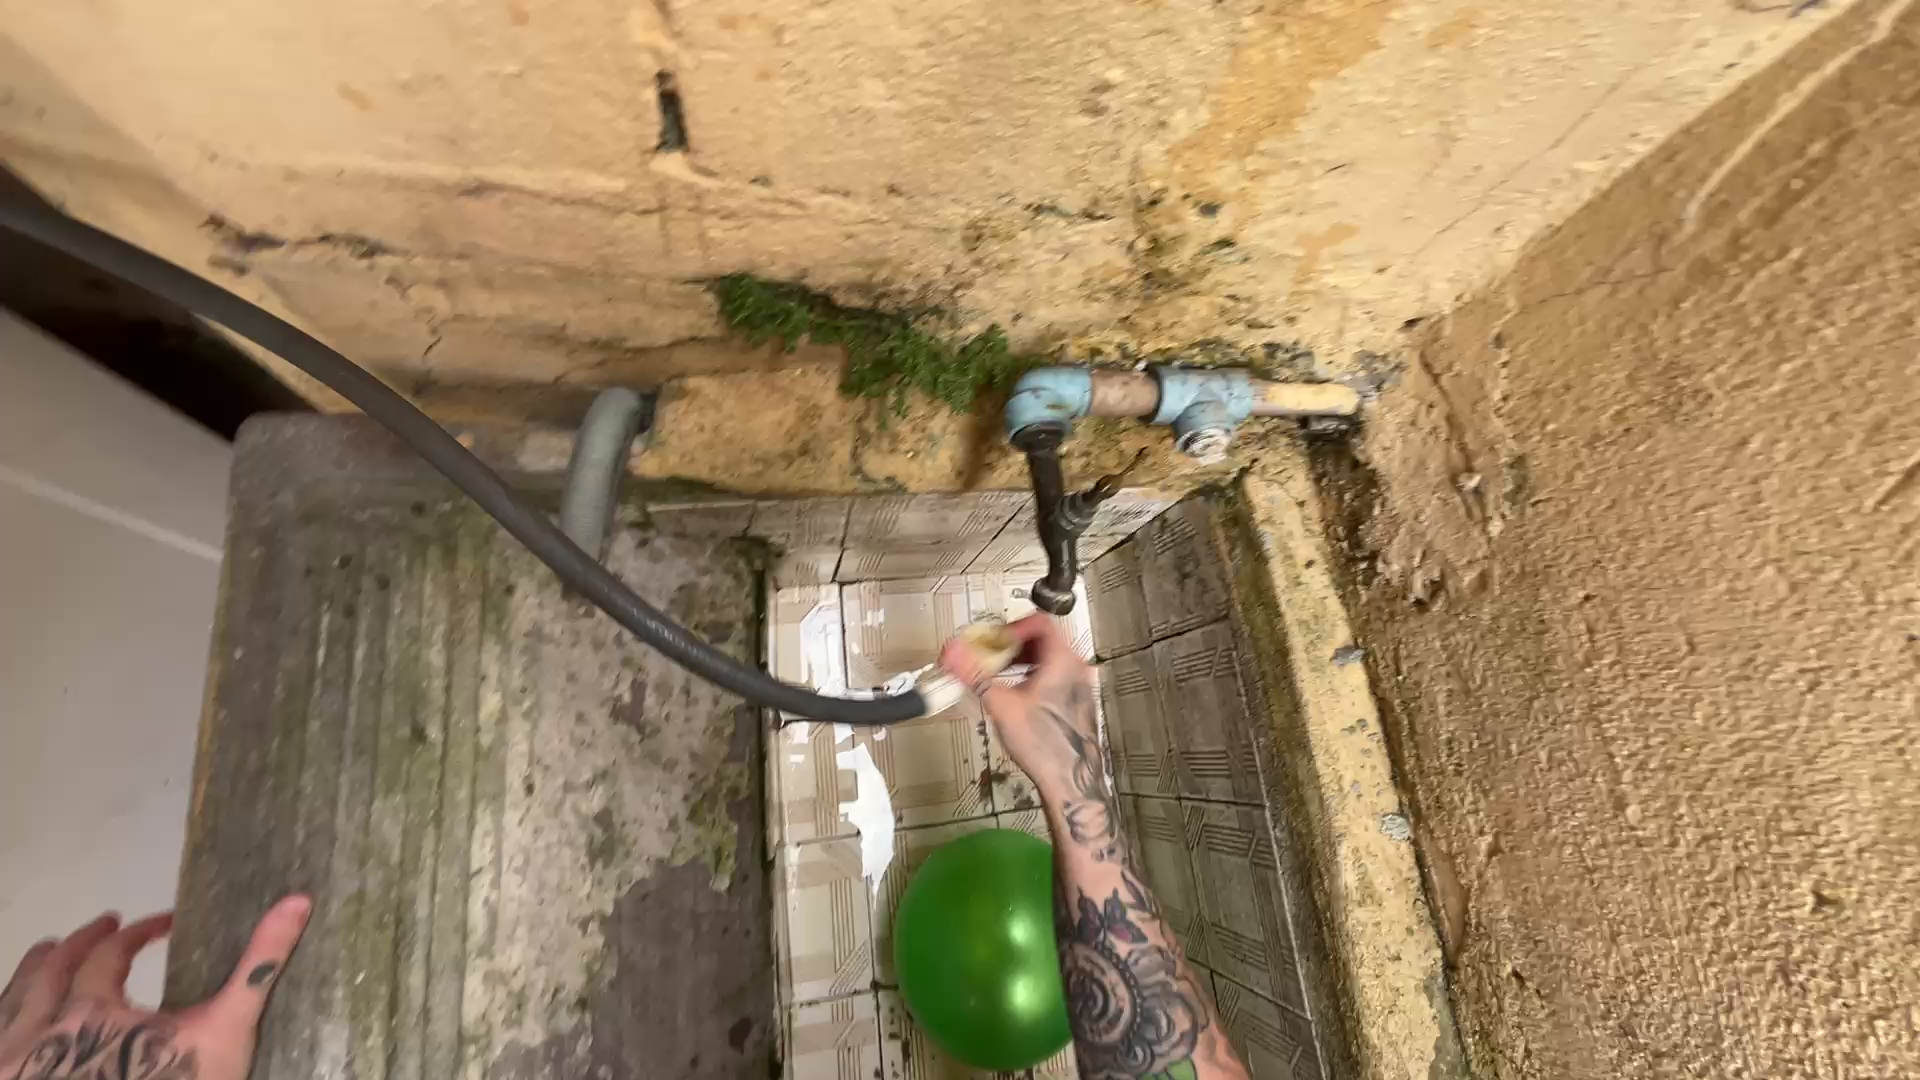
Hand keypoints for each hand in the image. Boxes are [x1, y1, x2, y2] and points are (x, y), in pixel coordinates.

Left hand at [0, 896, 310, 1079]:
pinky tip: (22, 1020)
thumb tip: (297, 901)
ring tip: (44, 958)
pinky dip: (8, 1017)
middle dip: (75, 945)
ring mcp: (11, 1068)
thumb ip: (259, 964)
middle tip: (102, 923)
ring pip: (8, 1009)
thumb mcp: (228, 1027)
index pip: (108, 956)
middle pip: (43, 977)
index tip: (168, 922)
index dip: (139, 932)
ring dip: (28, 977)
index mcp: (90, 1013)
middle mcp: (37, 1037)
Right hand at [941, 615, 1119, 859]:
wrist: (1070, 782)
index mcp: (1064, 660)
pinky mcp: (1079, 702)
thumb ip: (973, 674)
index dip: (1011, 627)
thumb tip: (951, 651)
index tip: (992, 642)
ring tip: (999, 676)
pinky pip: (1055, 675)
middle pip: (1043, 638)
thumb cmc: (1043, 744)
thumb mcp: (1001, 705)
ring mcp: (1082, 686)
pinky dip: (1033, 676)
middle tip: (990, 658)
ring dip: (1021, 661)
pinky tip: (1017, 695)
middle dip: (1011, 646)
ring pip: (1049, 657)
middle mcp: (1077, 668)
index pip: (1039, 622)